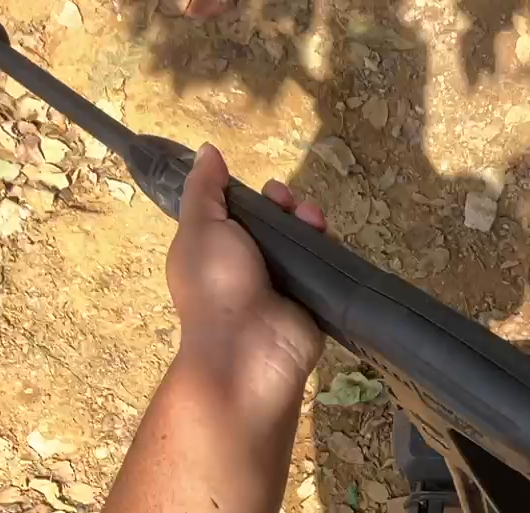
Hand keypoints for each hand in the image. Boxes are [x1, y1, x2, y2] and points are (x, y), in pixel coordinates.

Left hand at [165, 143, 326, 400]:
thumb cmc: (215, 283)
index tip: (267, 190)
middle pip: (276, 226)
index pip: (241, 214)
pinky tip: (329, 243)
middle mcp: (250, 268)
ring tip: (315, 222)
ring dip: (310, 225)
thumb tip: (208, 151)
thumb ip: (205, 190)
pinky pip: (324, 271)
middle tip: (294, 206)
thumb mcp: (200, 226)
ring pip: (302, 245)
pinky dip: (329, 253)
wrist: (249, 345)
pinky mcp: (312, 303)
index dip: (255, 197)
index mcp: (218, 250)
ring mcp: (284, 288)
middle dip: (287, 208)